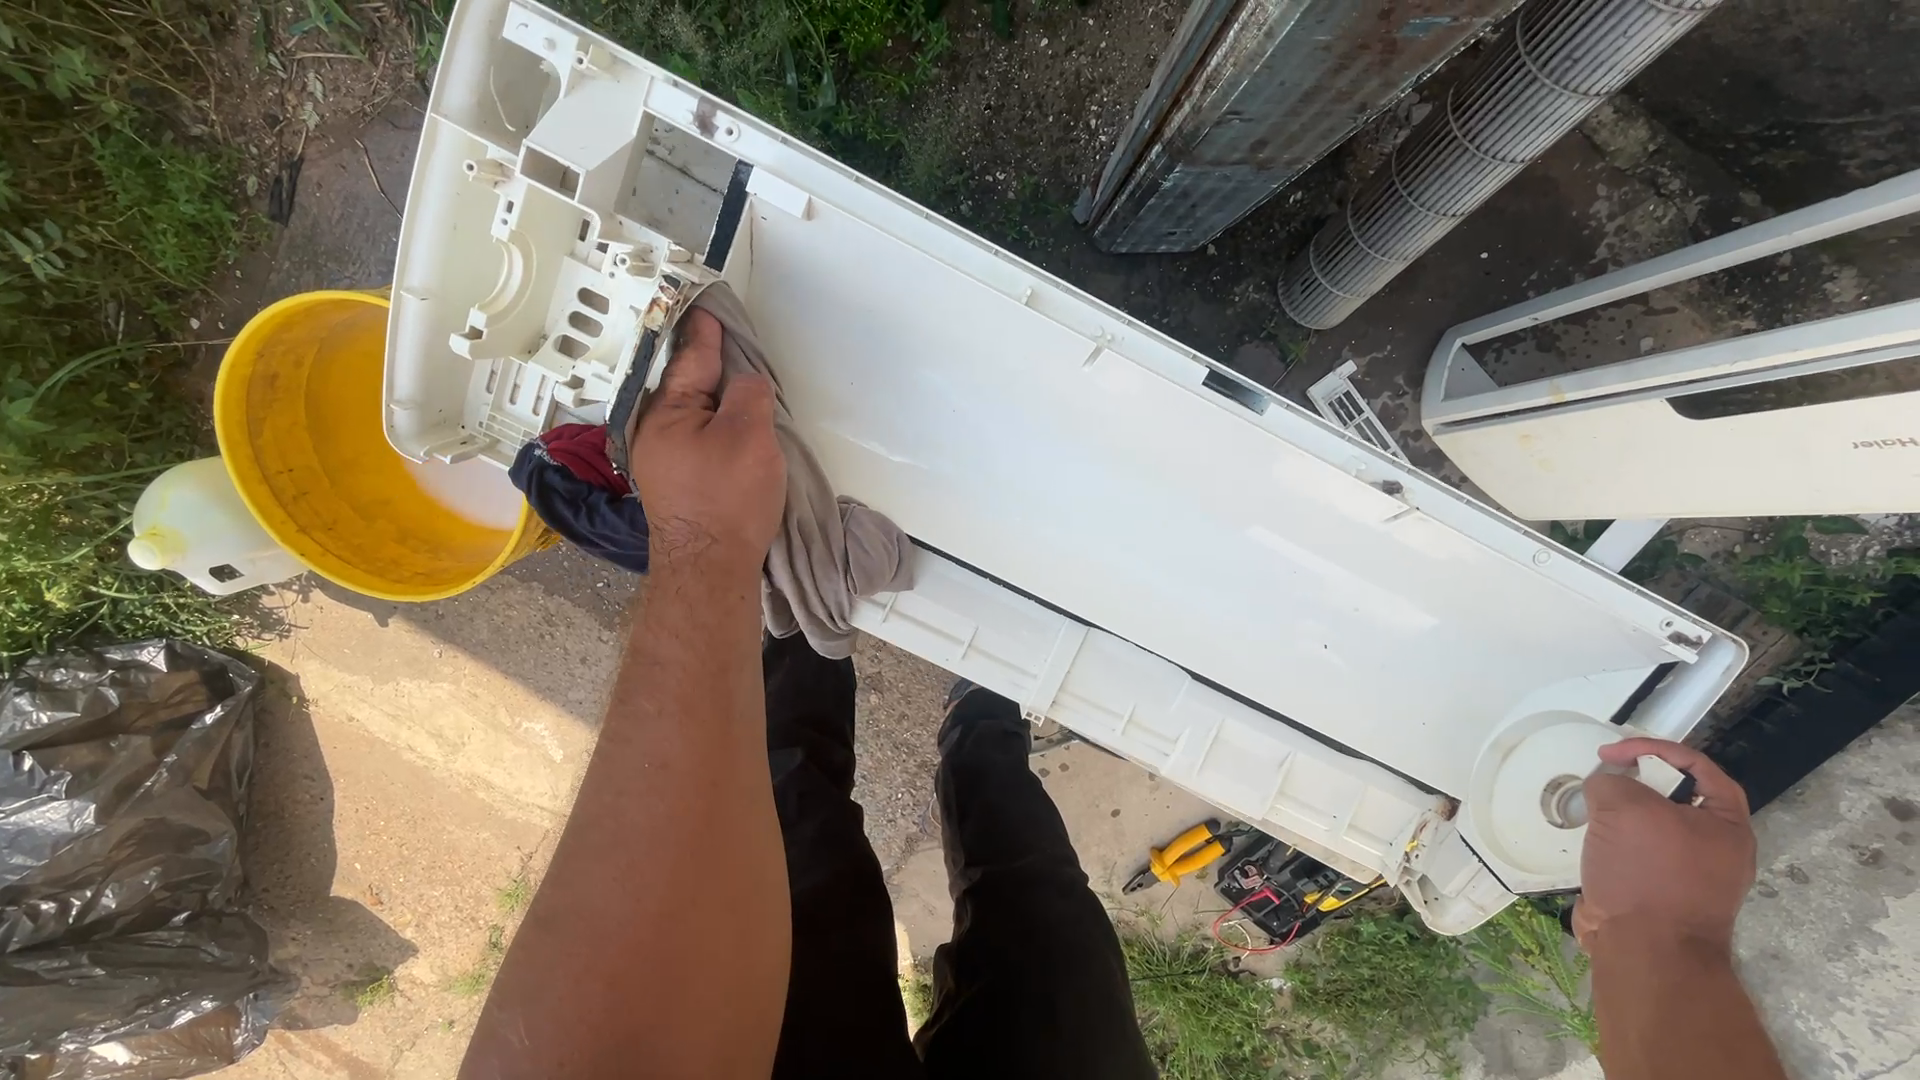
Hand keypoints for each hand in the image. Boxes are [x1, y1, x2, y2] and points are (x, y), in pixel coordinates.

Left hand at [627, 308, 784, 576]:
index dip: (705, 330)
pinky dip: (716, 426)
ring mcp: (661, 460)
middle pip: (689, 385)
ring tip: (739, 385)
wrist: (711, 568)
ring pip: (693, 414)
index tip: (708, 306)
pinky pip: (697, 438)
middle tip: (733, 344)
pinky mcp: (677, 483)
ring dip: (716, 399)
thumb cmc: (728, 499)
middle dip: (711, 365)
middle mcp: (653, 431)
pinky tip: (733, 429)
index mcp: (664, 412)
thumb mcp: (749, 435)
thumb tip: (745, 381)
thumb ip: (749, 394)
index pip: (691, 356)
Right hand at [1574, 738, 1754, 953]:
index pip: (1699, 766)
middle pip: (1676, 794)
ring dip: (1622, 810)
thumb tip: (1605, 785)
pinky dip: (1616, 837)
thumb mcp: (1626, 809)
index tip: (1611, 752)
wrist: (1647, 946)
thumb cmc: (1648, 872)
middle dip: (1636, 779)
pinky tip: (1593, 838)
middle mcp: (1717, 845)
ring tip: (1592, 805)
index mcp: (1727, 824)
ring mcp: (1690, 869)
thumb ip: (1613, 781)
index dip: (1654, 749)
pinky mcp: (1661, 887)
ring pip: (1654, 822)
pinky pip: (1639, 848)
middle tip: (1603, 775)